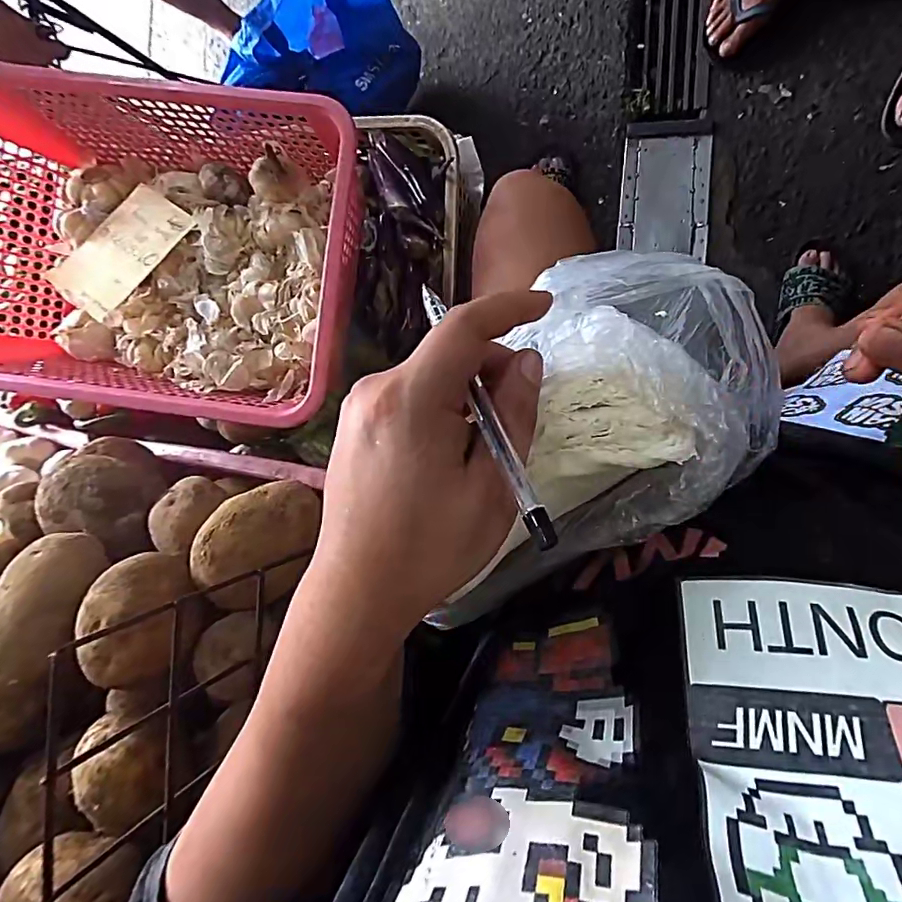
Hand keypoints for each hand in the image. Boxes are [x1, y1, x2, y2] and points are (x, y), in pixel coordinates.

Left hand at [305, 290, 547, 641]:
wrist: (356, 594)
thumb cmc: (430, 548)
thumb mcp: (492, 487)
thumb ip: (514, 415)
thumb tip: (526, 361)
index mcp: (410, 399)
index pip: (463, 327)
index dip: (509, 308)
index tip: (545, 306)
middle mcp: (377, 389)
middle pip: (448, 352)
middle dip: (493, 368)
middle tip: (518, 418)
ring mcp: (360, 406)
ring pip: (432, 374)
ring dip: (469, 392)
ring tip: (483, 450)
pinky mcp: (355, 424)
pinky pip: (411, 394)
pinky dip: (443, 405)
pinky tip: (450, 452)